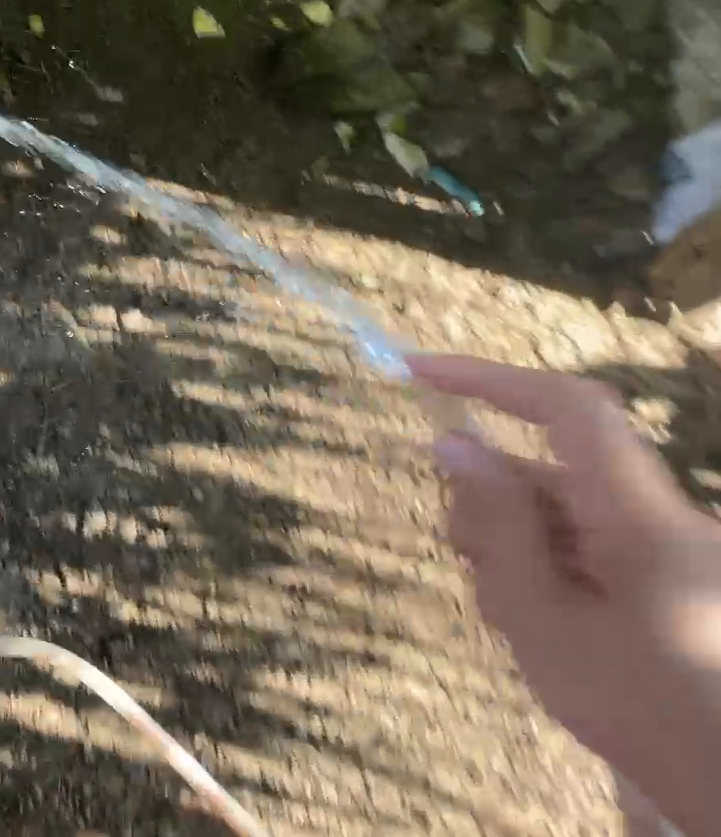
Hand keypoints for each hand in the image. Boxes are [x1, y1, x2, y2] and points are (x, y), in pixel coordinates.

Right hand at [410, 355, 720, 836]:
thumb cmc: (635, 704)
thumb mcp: (539, 614)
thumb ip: (496, 523)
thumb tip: (451, 442)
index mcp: (642, 519)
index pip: (569, 410)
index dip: (490, 377)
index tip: (412, 372)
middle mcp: (661, 517)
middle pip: (546, 470)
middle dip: (488, 501)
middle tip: (467, 563)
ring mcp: (664, 546)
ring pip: (556, 509)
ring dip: (511, 543)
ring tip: (510, 611)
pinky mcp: (663, 571)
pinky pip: (580, 539)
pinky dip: (541, 564)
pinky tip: (536, 616)